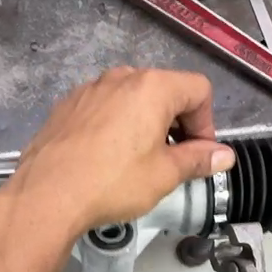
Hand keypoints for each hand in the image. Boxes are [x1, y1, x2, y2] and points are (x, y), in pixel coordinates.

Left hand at [2, 67, 234, 234]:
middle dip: (177, 123)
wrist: (46, 194)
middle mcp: (120, 77)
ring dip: (145, 124)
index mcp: (151, 87)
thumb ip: (198, 159)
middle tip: (173, 161)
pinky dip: (116, 126)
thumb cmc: (112, 182)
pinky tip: (107, 159)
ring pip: (131, 99)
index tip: (198, 154)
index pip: (198, 89)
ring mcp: (89, 90)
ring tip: (139, 162)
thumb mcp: (164, 174)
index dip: (206, 122)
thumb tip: (224, 156)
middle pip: (165, 90)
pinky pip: (104, 108)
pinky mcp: (67, 106)